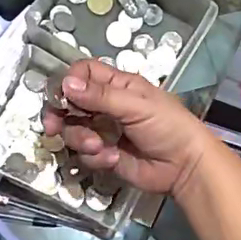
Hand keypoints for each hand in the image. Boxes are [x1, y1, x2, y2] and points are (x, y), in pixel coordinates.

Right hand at [43, 59, 212, 196]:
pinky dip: (96, 158)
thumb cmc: (169, 126)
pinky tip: (114, 159)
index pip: (83, 73)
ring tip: (99, 146)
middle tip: (55, 126)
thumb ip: (101, 96)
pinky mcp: (104, 155)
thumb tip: (66, 83)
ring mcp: (104, 131)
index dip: (69, 82)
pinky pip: (85, 154)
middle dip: (61, 116)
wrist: (185, 166)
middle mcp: (106, 106)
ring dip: (81, 139)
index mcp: (118, 85)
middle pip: (69, 104)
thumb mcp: (137, 106)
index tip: (62, 96)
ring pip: (73, 131)